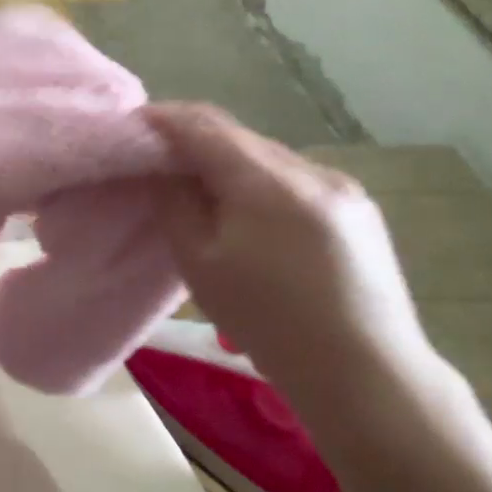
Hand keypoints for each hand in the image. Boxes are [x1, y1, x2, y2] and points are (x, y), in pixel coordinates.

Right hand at [142, 102, 433, 388]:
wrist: (365, 372)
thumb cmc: (266, 318)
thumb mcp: (197, 259)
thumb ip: (173, 201)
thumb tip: (159, 167)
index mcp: (269, 182)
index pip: (203, 125)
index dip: (160, 119)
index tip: (126, 125)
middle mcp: (312, 172)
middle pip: (236, 135)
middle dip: (189, 138)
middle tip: (148, 155)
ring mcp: (343, 188)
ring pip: (264, 155)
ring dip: (222, 158)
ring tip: (189, 182)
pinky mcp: (356, 209)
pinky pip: (291, 176)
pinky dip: (254, 177)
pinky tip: (238, 205)